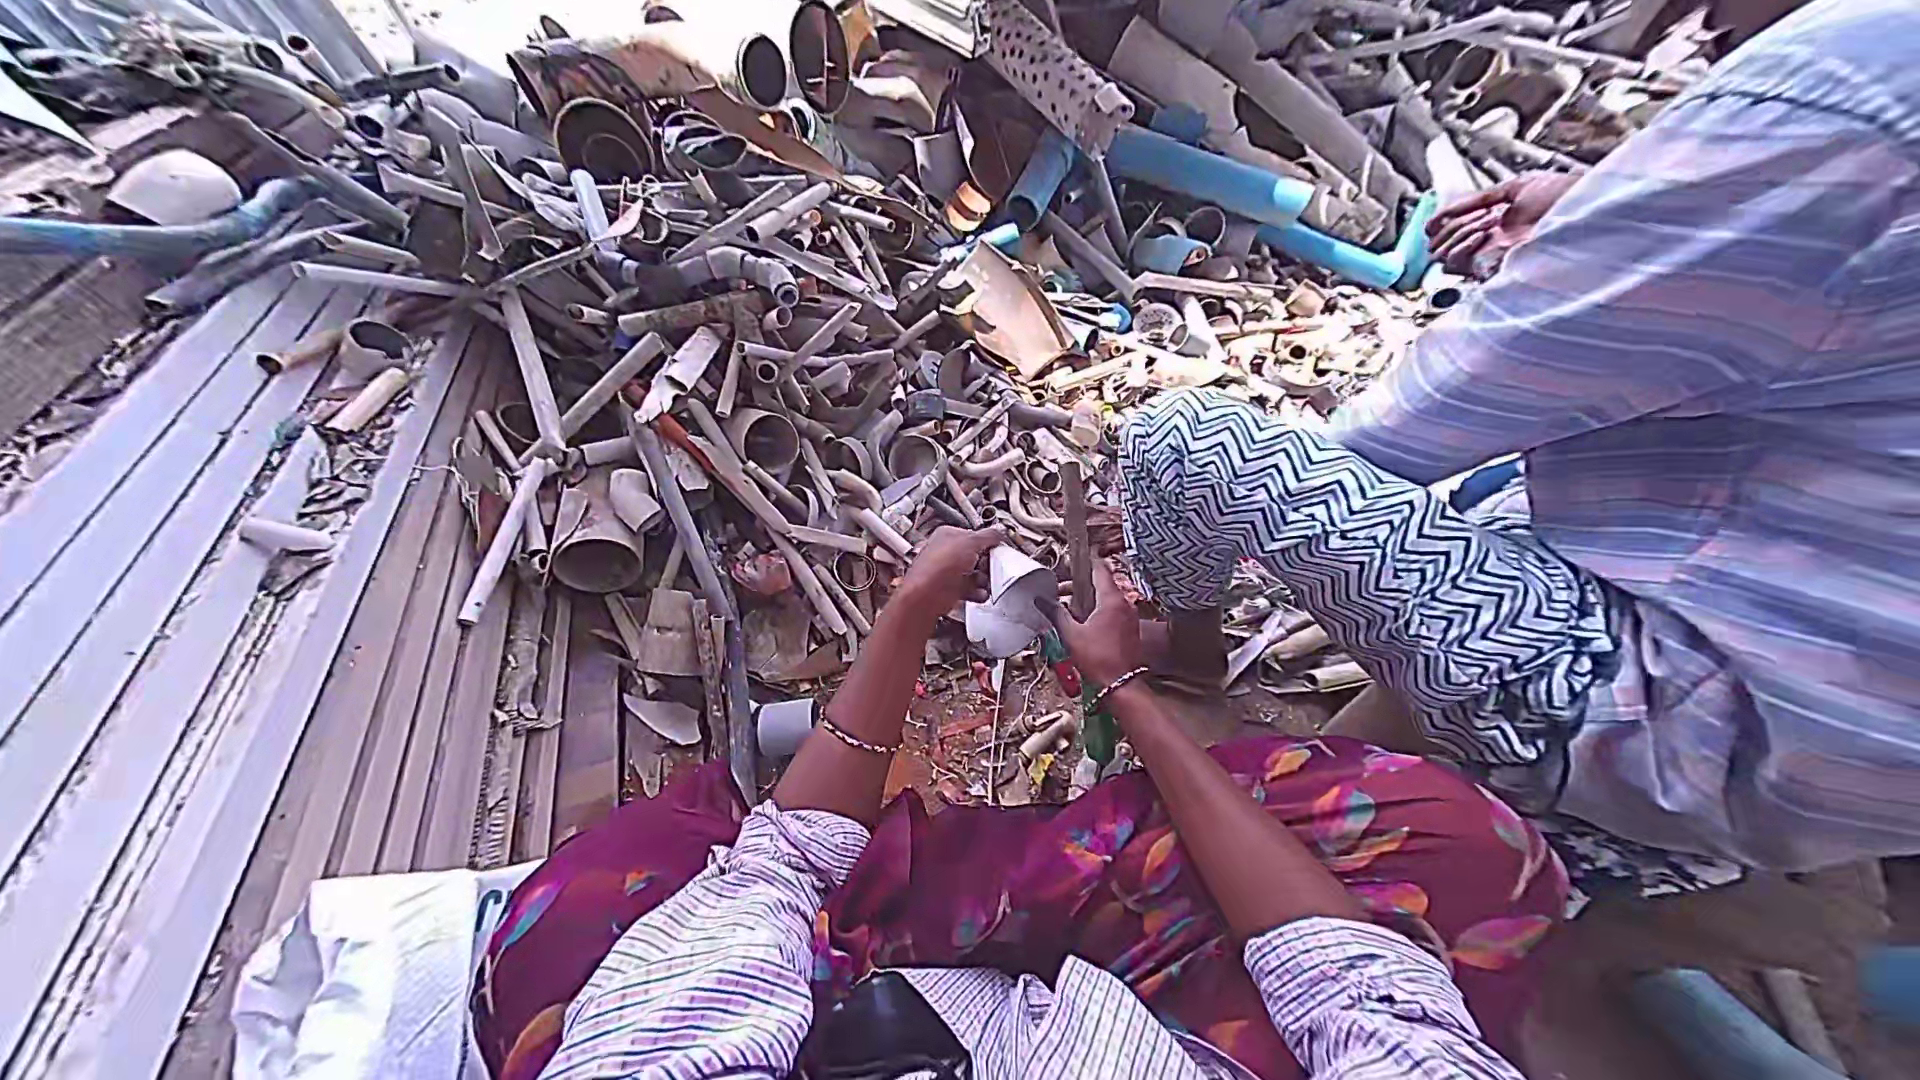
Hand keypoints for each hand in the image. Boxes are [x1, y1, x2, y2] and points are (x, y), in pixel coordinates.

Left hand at [892, 526, 1002, 621]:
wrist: (925, 597)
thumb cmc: (938, 567)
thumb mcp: (971, 542)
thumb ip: (988, 536)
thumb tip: (999, 532)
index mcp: (947, 535)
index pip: (972, 534)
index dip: (987, 541)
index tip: (998, 547)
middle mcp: (945, 553)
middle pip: (974, 555)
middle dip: (987, 562)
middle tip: (993, 566)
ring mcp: (946, 573)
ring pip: (973, 574)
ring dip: (984, 579)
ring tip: (988, 581)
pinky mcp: (949, 591)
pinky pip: (968, 590)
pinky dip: (977, 593)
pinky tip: (981, 593)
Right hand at [1043, 560, 1144, 687]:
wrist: (1122, 685)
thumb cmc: (1098, 659)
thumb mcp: (1071, 635)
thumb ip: (1056, 613)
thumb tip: (1041, 600)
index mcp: (1111, 600)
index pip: (1100, 569)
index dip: (1084, 563)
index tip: (1071, 562)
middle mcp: (1125, 603)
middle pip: (1101, 584)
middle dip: (1079, 586)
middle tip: (1060, 591)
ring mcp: (1130, 616)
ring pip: (1106, 599)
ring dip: (1087, 600)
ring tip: (1067, 609)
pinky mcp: (1130, 628)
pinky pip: (1112, 611)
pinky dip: (1097, 611)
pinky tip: (1082, 623)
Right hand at [1427, 171, 1578, 278]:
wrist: (1579, 211)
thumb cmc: (1562, 196)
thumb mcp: (1517, 186)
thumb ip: (1479, 198)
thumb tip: (1442, 215)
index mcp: (1489, 220)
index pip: (1445, 228)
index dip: (1438, 222)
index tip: (1438, 219)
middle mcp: (1481, 240)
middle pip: (1438, 240)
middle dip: (1452, 223)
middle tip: (1481, 214)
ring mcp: (1481, 255)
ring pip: (1441, 252)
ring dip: (1458, 232)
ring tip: (1488, 222)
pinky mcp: (1483, 267)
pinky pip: (1453, 262)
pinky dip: (1461, 246)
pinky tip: (1483, 235)